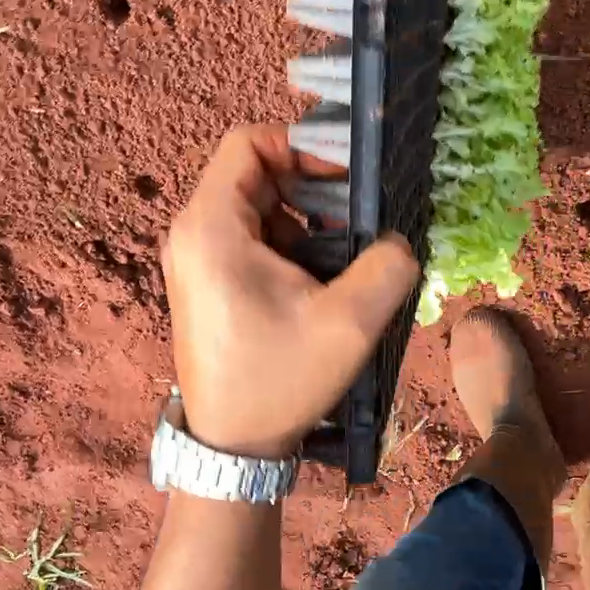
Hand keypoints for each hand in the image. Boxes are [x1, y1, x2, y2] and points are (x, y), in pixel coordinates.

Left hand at [161, 125, 420, 459]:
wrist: (233, 446)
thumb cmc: (281, 380)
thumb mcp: (350, 323)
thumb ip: (388, 266)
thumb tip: (396, 241)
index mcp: (212, 228)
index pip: (249, 142)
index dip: (303, 148)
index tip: (347, 181)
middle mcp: (193, 235)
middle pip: (255, 175)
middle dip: (313, 192)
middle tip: (357, 224)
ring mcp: (196, 262)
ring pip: (258, 211)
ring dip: (307, 225)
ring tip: (344, 263)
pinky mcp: (208, 286)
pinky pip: (252, 242)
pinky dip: (291, 250)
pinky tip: (320, 288)